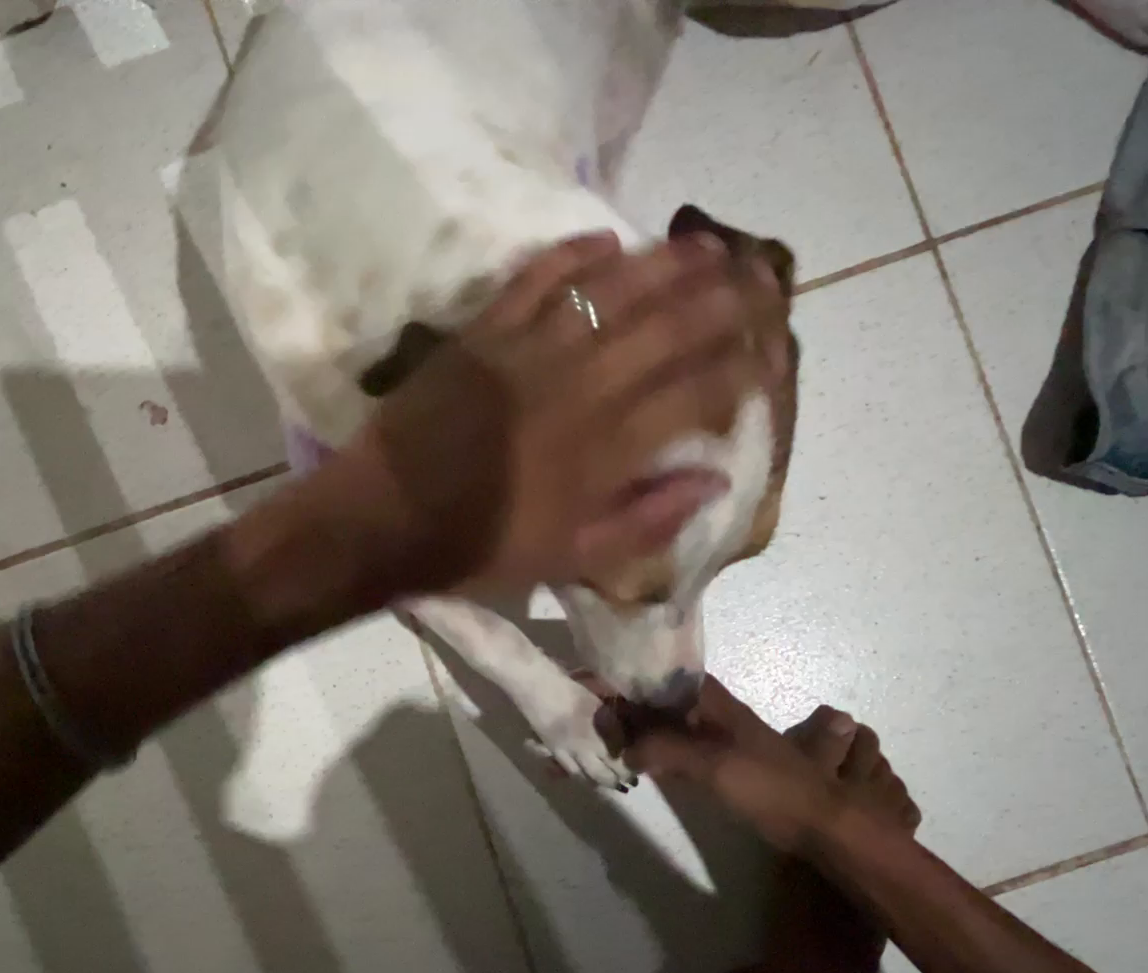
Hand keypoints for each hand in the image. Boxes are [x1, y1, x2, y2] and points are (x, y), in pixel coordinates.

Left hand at [339, 231, 788, 595]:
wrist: (386, 517)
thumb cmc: (483, 544)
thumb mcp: (572, 558)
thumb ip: (648, 521)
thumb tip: (715, 478)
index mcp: (604, 449)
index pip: (693, 394)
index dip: (737, 373)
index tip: (761, 360)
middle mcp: (578, 387)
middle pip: (665, 329)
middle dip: (720, 301)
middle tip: (757, 278)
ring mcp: (528, 350)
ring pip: (609, 292)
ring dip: (662, 265)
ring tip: (703, 246)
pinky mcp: (483, 332)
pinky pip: (535, 279)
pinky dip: (572, 255)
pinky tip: (606, 238)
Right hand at [625, 678, 919, 851]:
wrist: (825, 826)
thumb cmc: (770, 787)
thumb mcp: (712, 766)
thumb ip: (666, 750)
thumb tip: (625, 748)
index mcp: (724, 709)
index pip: (679, 680)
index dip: (649, 680)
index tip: (619, 689)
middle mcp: (731, 720)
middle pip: (682, 703)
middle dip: (650, 707)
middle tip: (617, 722)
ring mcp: (739, 746)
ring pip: (691, 727)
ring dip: (662, 731)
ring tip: (633, 744)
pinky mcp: (743, 773)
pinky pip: (698, 752)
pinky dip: (676, 754)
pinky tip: (664, 769)